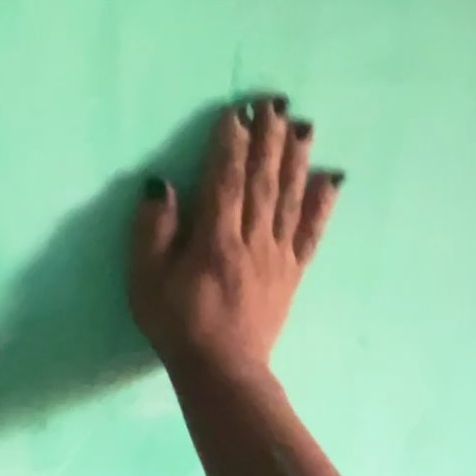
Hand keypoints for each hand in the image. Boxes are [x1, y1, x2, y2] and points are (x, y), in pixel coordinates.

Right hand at [128, 97, 341, 379]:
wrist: (222, 371)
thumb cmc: (176, 321)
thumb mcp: (146, 278)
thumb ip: (152, 230)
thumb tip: (161, 185)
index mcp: (215, 240)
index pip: (224, 181)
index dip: (230, 145)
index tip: (236, 113)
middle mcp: (252, 240)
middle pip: (262, 181)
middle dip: (267, 139)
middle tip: (273, 104)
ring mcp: (278, 256)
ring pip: (289, 198)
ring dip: (296, 159)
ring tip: (303, 125)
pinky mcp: (293, 271)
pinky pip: (311, 232)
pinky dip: (322, 204)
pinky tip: (330, 178)